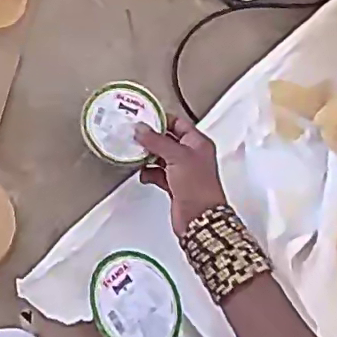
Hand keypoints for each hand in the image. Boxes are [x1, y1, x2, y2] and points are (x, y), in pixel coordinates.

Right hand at [136, 117, 225, 235]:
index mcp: (198, 143)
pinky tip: (144, 174)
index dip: (162, 120)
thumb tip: (142, 129)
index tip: (145, 118)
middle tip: (136, 136)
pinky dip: (150, 173)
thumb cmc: (199, 187)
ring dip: (149, 156)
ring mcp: (183, 171)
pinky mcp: (175, 186)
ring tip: (137, 154)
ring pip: (162, 157)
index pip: (179, 123)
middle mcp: (192, 156)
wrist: (200, 218)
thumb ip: (157, 141)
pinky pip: (158, 174)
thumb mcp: (177, 156)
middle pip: (168, 140)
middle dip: (152, 139)